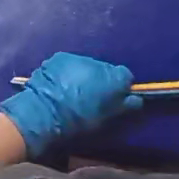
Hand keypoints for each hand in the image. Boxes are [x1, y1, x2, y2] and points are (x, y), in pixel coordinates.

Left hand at [0, 52, 142, 155]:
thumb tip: (136, 98)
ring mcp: (75, 57)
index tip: (116, 98)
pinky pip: (70, 64)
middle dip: (101, 80)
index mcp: (110, 78)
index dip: (121, 87)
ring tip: (74, 91)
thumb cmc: (77, 121)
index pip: (125, 75)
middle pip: (105, 69)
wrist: (43, 113)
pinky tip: (61, 85)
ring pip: (87, 65)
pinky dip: (69, 72)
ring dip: (84, 75)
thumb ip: (123, 106)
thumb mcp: (105, 118)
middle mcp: (95, 62)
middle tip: (93, 96)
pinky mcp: (59, 57)